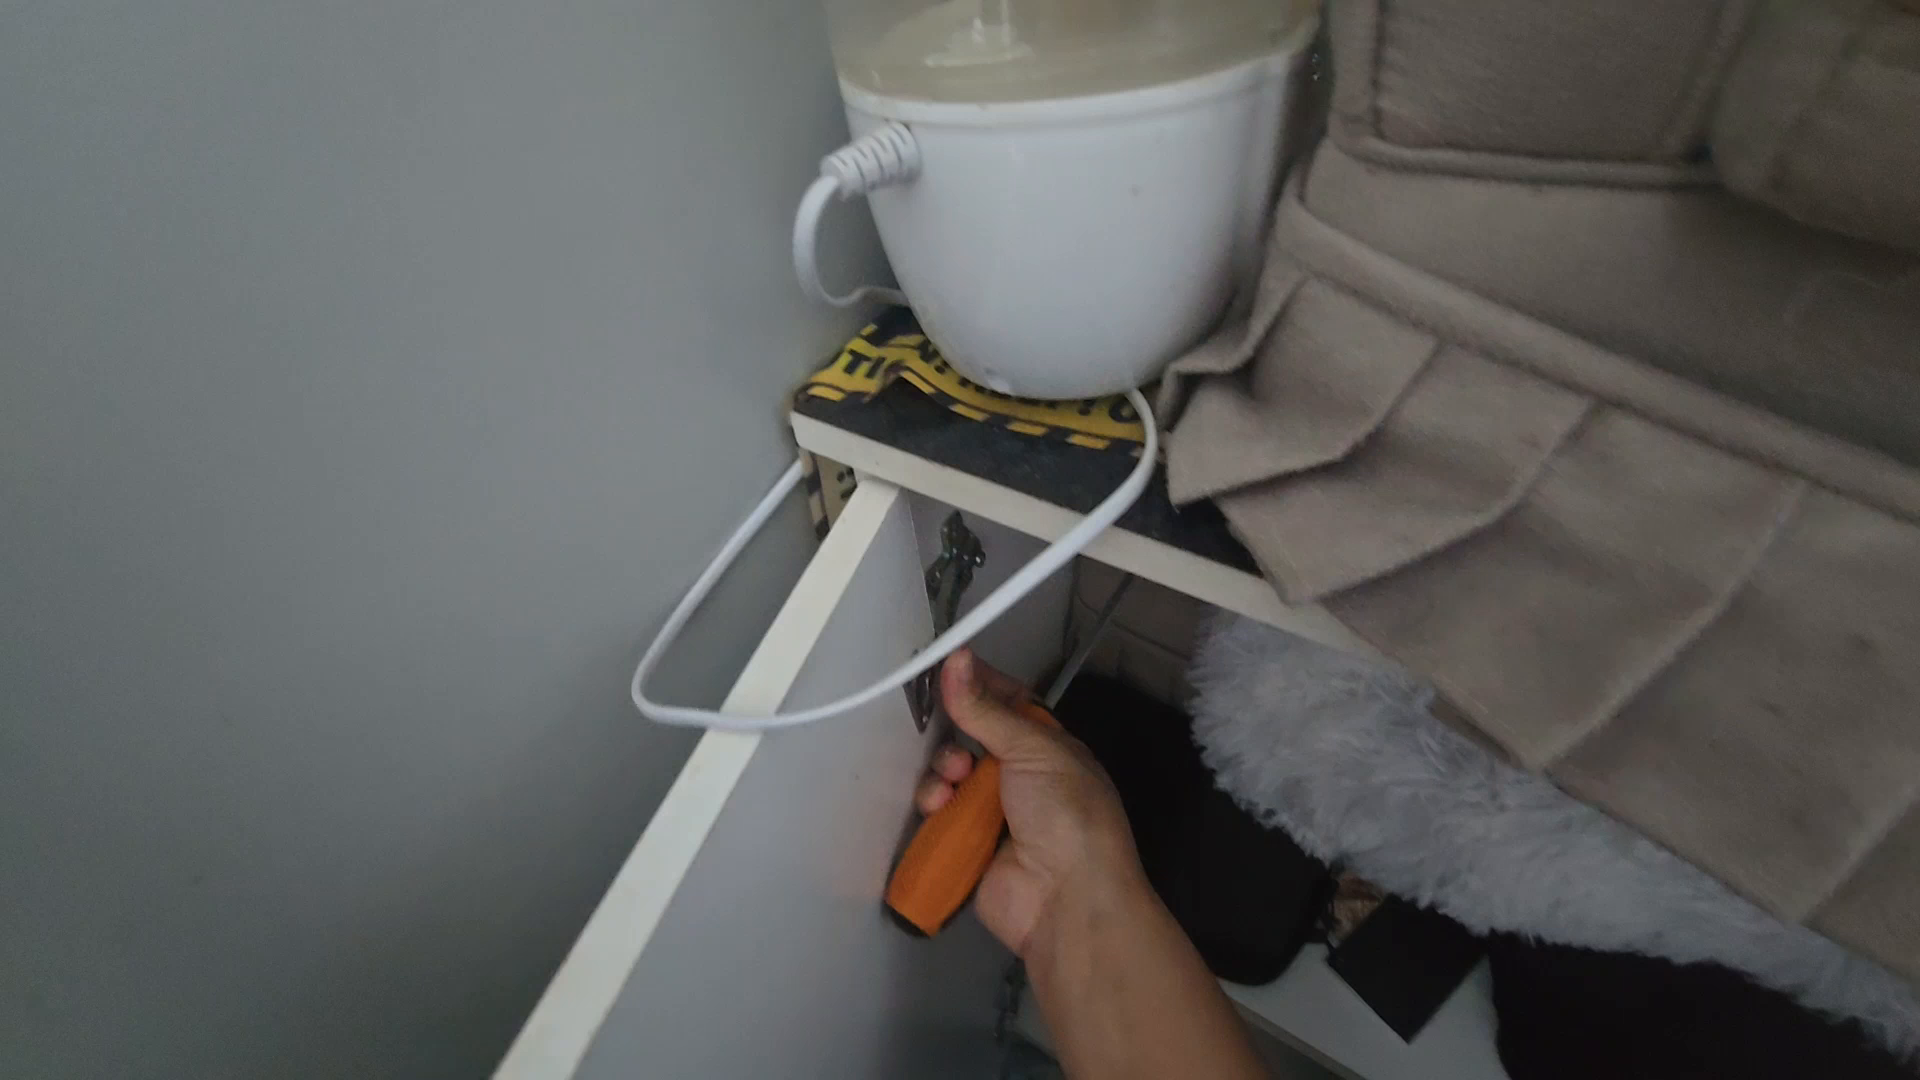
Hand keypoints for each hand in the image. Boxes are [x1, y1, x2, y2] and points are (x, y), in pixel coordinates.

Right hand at [913, 649, 1145, 956]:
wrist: (1066, 900)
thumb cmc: (1064, 811)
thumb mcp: (1033, 750)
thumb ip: (986, 708)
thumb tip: (956, 657)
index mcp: (1047, 745)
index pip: (1008, 701)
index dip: (979, 683)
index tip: (946, 666)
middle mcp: (1019, 773)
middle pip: (971, 735)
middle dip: (955, 731)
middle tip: (954, 737)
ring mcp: (992, 809)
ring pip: (950, 771)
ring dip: (944, 769)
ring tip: (952, 782)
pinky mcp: (966, 841)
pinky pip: (939, 810)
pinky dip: (934, 803)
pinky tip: (939, 806)